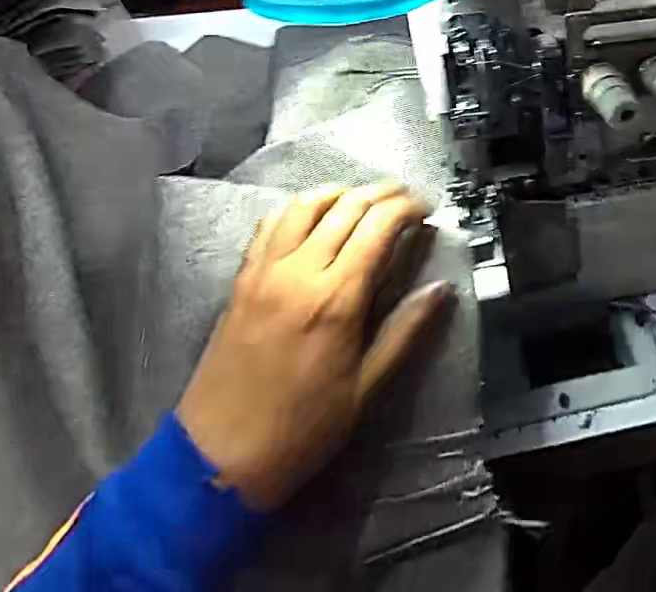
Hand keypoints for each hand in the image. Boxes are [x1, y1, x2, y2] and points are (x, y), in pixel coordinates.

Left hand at [175, 184, 455, 509]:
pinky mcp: (241, 281)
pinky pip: (270, 225)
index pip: (380, 225)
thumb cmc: (301, 430)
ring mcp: (264, 273)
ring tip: (366, 200)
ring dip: (342, 192)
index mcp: (336, 299)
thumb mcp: (367, 388)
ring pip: (305, 205)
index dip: (409, 208)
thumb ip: (407, 331)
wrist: (212, 464)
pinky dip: (299, 208)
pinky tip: (316, 216)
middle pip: (348, 206)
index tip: (428, 211)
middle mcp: (299, 273)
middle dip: (385, 193)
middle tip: (408, 200)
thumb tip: (443, 289)